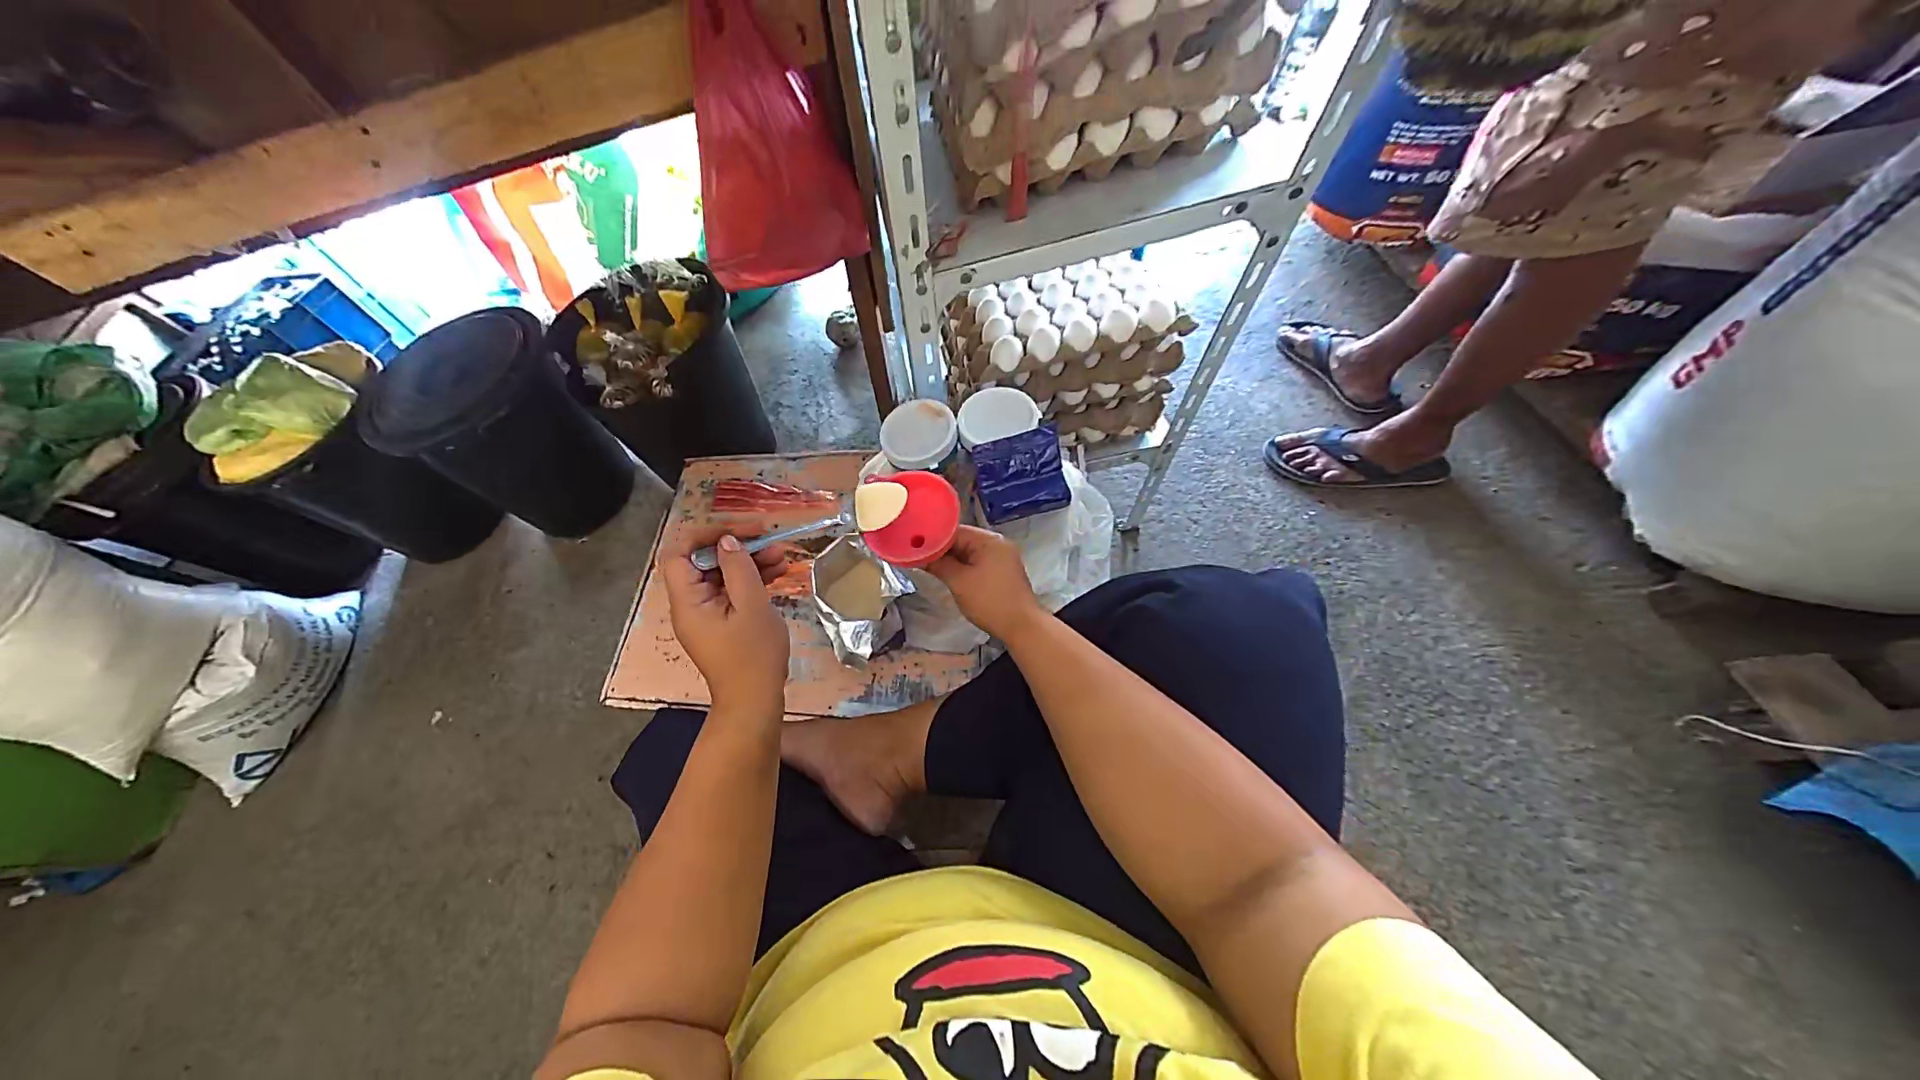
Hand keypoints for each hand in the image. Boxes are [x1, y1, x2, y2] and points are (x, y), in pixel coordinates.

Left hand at [659, 530, 792, 714]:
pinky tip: (778, 573)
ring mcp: (707, 615)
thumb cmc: (753, 655)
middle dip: (736, 547)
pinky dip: (751, 580)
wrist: (755, 701)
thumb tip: (727, 541)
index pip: (679, 553)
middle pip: (704, 562)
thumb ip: (738, 568)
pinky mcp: (722, 623)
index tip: (738, 531)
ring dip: (749, 562)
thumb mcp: (751, 606)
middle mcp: (691, 605)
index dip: (705, 535)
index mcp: (688, 601)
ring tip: (782, 557)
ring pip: (721, 576)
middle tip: (769, 541)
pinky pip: (731, 592)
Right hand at [927, 525, 1046, 641]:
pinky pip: (977, 563)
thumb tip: (917, 554)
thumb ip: (937, 564)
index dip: (932, 538)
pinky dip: (963, 568)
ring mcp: (1002, 558)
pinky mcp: (1002, 572)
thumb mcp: (959, 582)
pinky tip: (948, 575)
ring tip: (928, 566)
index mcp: (989, 540)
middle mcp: (997, 544)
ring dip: (951, 560)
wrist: (1022, 626)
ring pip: (969, 553)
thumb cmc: (989, 601)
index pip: (954, 531)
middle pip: (962, 540)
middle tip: (917, 557)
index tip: (913, 546)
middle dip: (940, 550)